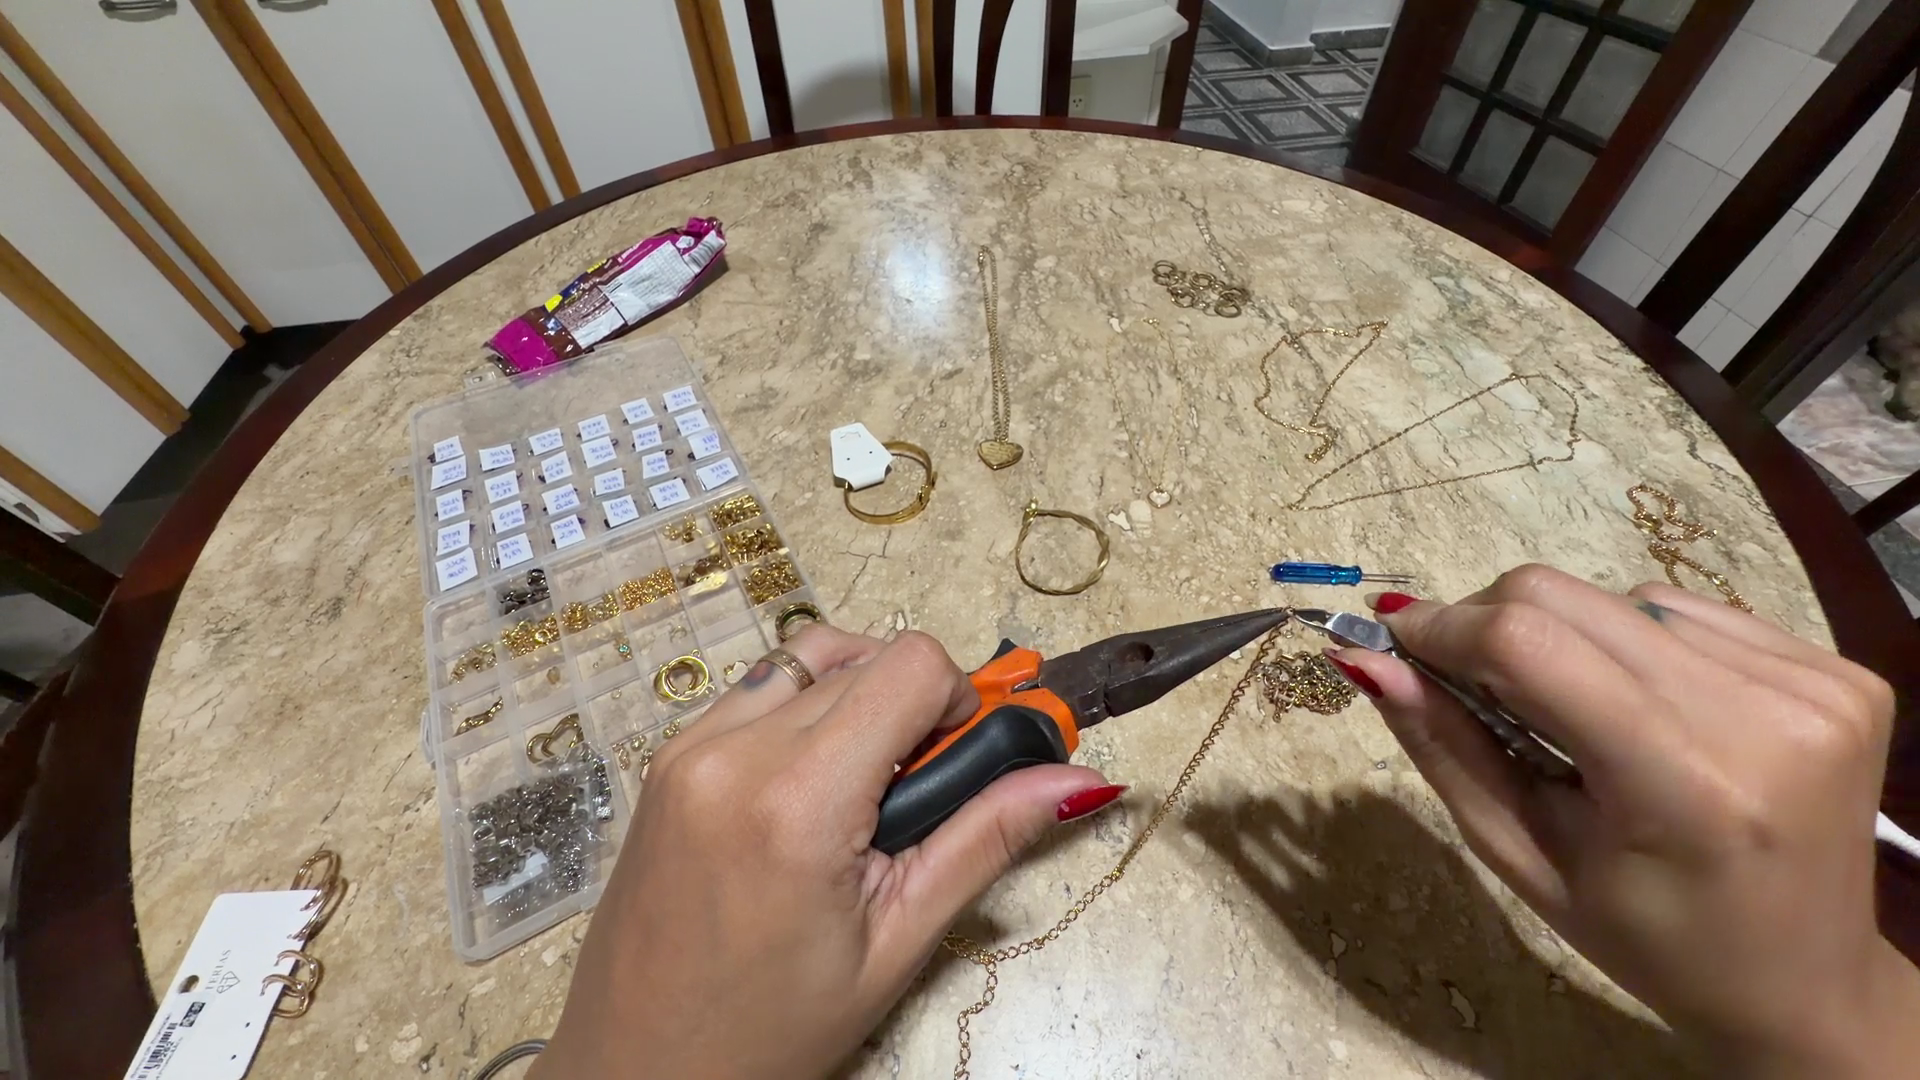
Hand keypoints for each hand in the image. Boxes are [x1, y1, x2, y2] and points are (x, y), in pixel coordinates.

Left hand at [530, 626, 1113, 1079]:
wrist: (632, 1071)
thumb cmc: (772, 1029)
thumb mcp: (897, 941)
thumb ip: (988, 838)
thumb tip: (1080, 779)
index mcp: (797, 799)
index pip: (908, 664)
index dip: (954, 698)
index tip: (953, 758)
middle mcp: (734, 748)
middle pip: (866, 655)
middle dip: (911, 702)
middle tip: (913, 784)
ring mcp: (690, 742)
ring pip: (812, 656)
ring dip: (859, 694)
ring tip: (866, 775)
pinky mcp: (670, 751)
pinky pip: (762, 686)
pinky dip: (806, 705)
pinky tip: (810, 777)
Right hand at [1328, 566, 1919, 1078]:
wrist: (1808, 978)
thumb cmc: (1638, 930)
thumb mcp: (1514, 849)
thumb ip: (1439, 744)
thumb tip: (1360, 657)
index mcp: (1686, 784)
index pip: (1527, 643)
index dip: (1440, 628)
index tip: (1391, 643)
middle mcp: (1764, 715)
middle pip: (1557, 597)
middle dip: (1482, 625)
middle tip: (1466, 683)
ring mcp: (1811, 683)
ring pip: (1605, 595)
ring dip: (1551, 635)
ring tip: (1560, 708)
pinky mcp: (1834, 666)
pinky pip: (1666, 606)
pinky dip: (1615, 638)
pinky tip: (1630, 700)